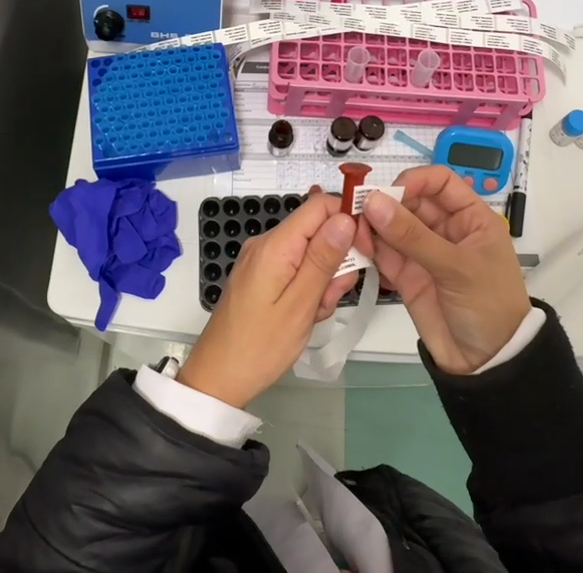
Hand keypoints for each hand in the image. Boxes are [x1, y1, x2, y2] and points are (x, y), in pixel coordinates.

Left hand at [177, 189, 358, 406]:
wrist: (218, 377)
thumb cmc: (259, 346)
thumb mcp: (300, 305)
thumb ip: (323, 259)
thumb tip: (345, 217)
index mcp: (275, 245)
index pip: (319, 206)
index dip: (347, 220)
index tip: (364, 250)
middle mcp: (266, 243)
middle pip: (317, 230)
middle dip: (335, 261)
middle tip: (330, 298)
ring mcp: (261, 260)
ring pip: (310, 253)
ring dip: (323, 280)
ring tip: (313, 313)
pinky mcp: (261, 275)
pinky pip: (295, 269)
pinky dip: (308, 289)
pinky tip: (304, 315)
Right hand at [362, 166, 529, 374]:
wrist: (487, 364)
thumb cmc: (489, 306)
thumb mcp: (457, 268)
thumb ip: (413, 236)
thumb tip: (373, 202)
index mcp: (471, 219)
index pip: (440, 182)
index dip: (415, 180)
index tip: (388, 192)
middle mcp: (445, 230)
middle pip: (410, 202)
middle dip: (386, 203)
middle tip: (358, 210)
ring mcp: (424, 253)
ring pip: (392, 226)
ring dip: (373, 225)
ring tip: (353, 231)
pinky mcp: (406, 275)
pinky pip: (383, 252)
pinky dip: (369, 248)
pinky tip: (357, 247)